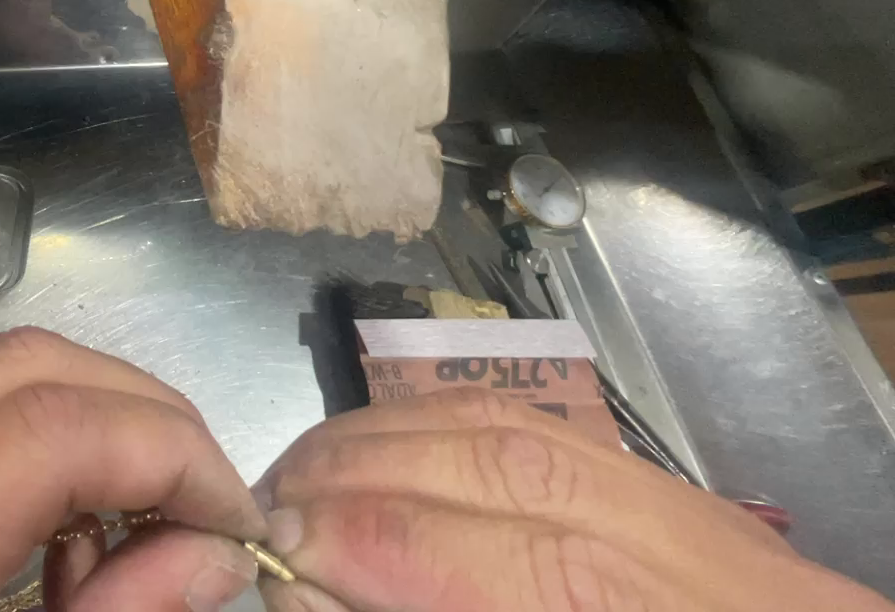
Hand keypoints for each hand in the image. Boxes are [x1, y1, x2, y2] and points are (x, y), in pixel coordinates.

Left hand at [0, 328, 268, 611]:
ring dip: (89, 422)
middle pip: (18, 367)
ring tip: (133, 528)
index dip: (166, 452)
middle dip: (137, 415)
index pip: (46, 428)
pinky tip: (55, 535)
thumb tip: (210, 546)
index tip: (233, 514)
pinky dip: (29, 445)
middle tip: (201, 498)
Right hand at [253, 387, 893, 611]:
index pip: (545, 572)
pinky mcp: (642, 475)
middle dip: (363, 476)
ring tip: (299, 470)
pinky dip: (415, 420)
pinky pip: (512, 415)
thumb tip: (300, 583)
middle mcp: (724, 567)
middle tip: (273, 503)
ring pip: (511, 423)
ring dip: (377, 436)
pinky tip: (359, 444)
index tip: (285, 550)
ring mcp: (688, 507)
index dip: (388, 544)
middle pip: (518, 470)